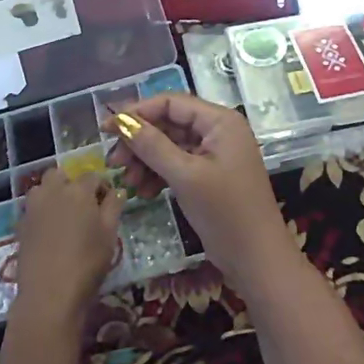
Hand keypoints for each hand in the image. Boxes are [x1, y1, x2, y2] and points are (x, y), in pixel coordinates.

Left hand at [11, 170, 122, 327]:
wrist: (49, 293)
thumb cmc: (87, 263)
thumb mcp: (109, 235)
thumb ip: (113, 208)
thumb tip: (117, 191)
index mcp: (77, 191)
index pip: (92, 176)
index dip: (102, 187)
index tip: (107, 203)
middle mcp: (52, 191)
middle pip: (60, 175)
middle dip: (71, 184)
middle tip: (83, 206)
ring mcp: (32, 207)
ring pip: (42, 188)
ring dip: (53, 194)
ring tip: (65, 217)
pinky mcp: (21, 224)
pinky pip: (33, 208)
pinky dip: (42, 212)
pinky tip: (51, 232)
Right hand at [106, 93, 294, 288]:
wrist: (257, 260)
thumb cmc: (225, 212)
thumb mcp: (185, 176)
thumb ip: (152, 145)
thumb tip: (120, 120)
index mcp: (220, 121)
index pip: (170, 103)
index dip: (137, 113)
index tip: (106, 130)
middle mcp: (218, 131)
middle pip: (168, 124)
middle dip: (139, 141)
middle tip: (114, 163)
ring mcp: (214, 155)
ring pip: (169, 146)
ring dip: (145, 161)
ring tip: (129, 183)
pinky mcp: (209, 177)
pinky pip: (177, 165)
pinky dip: (158, 175)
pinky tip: (144, 192)